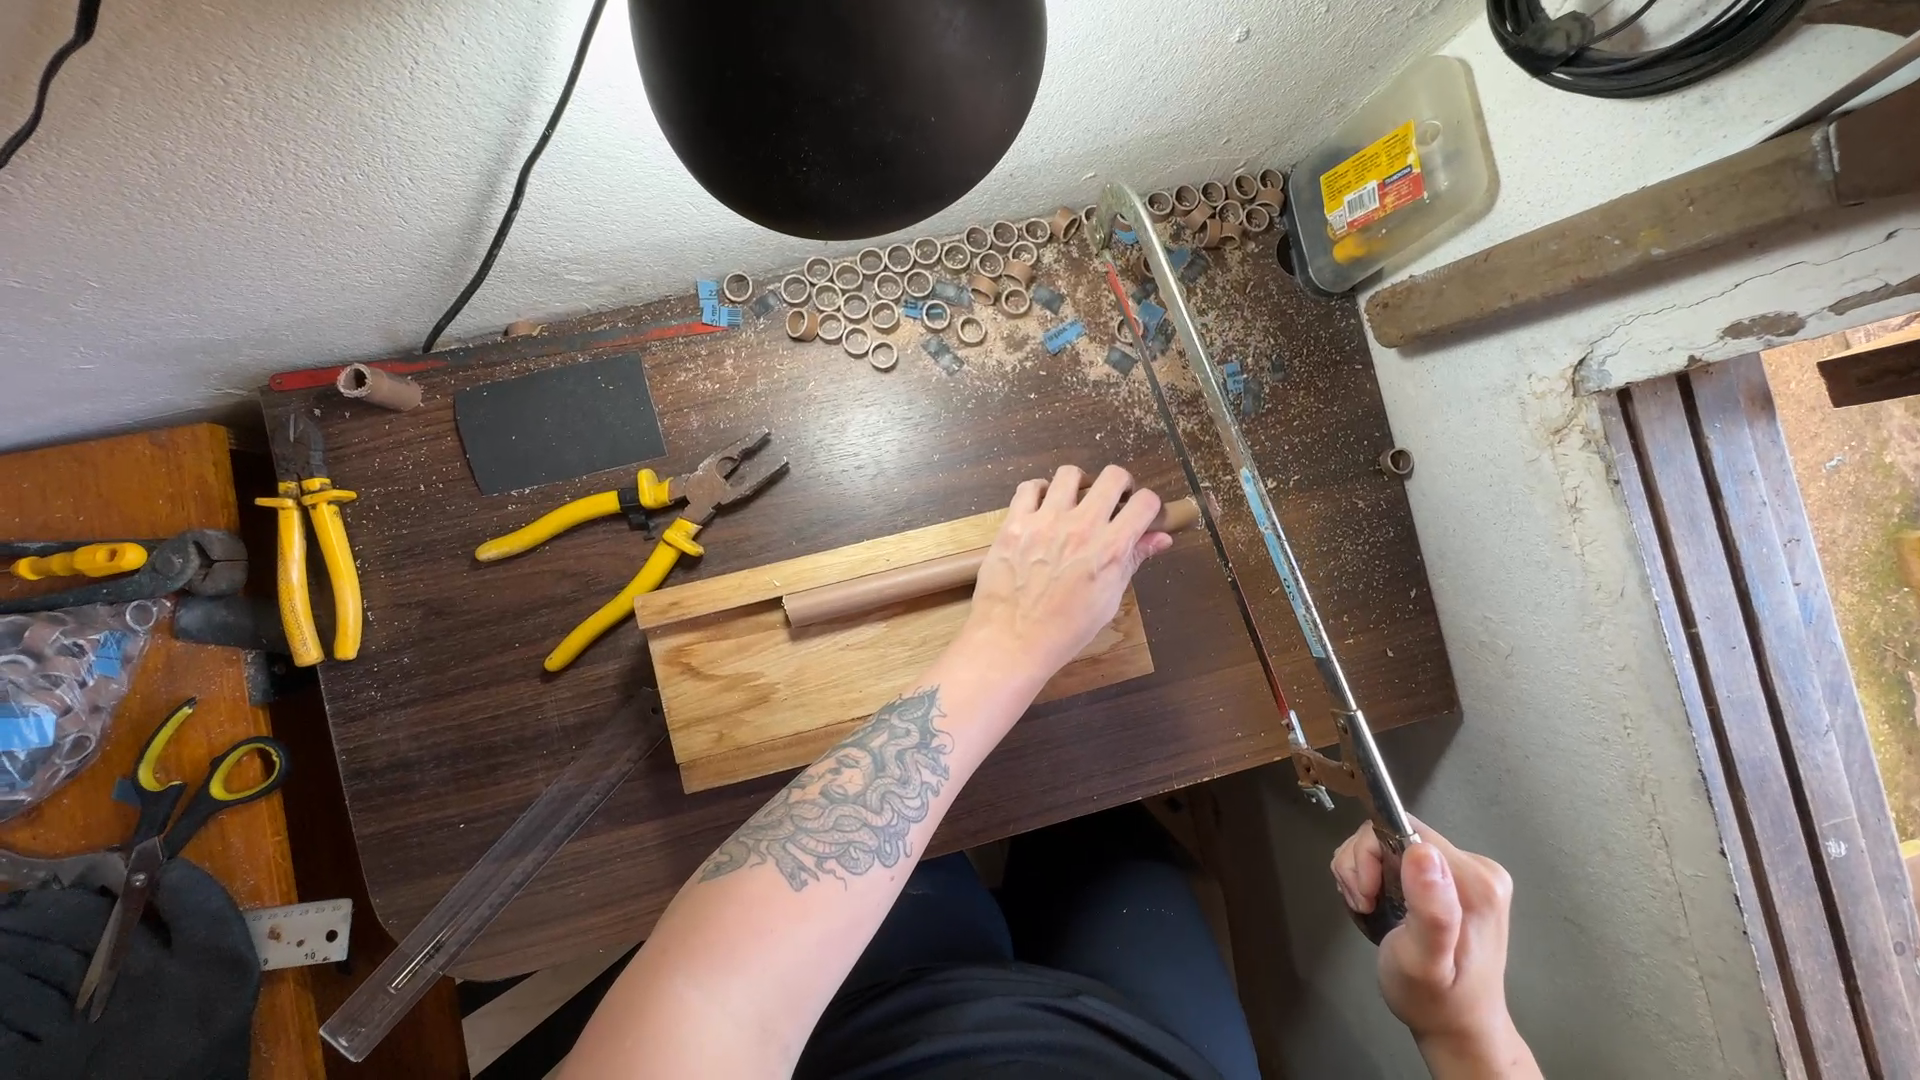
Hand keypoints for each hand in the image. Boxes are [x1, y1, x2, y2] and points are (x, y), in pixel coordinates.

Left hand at [957, 465, 1174, 685]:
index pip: (1145, 503)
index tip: (1140, 512)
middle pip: (1113, 477)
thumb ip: (1133, 561)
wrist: (1012, 640)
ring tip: (1073, 501)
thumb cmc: (1065, 629)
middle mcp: (1081, 527)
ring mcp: (1045, 521)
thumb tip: (1161, 538)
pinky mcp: (1015, 523)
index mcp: (1110, 549)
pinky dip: (1039, 492)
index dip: (1148, 504)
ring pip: (1069, 473)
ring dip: (1077, 484)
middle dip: (1119, 484)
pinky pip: (1029, 487)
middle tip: (1111, 500)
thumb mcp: (1108, 599)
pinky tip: (1041, 507)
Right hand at [1331, 818, 1539, 1078]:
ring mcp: (1465, 872)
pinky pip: (1394, 854)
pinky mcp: (1450, 879)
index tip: (1366, 899)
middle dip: (1362, 865)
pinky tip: (1376, 903)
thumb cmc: (1434, 1000)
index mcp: (1476, 881)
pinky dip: (1371, 874)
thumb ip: (1431, 911)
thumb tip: (1422, 853)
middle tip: (1362, 905)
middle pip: (1393, 833)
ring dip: (1362, 870)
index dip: (1369, 857)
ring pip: (1388, 841)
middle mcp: (1478, 868)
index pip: (1402, 831)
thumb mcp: (1425, 961)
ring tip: (1367, 908)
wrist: (1457, 1029)